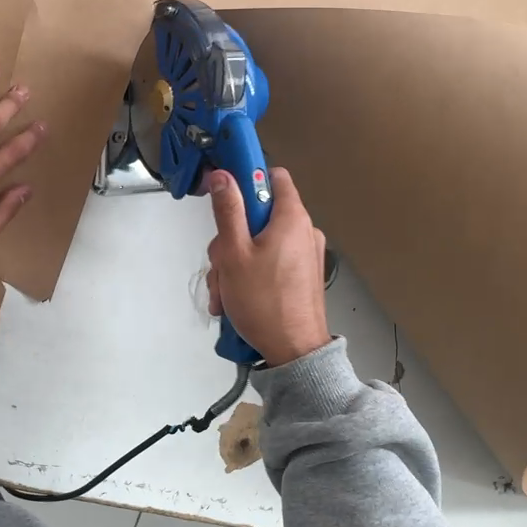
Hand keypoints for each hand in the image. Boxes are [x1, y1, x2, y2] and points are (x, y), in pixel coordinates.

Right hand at [205, 167, 331, 366]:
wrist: (294, 351)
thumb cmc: (262, 300)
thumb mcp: (234, 253)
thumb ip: (227, 211)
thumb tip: (222, 175)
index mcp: (291, 218)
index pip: (273, 177)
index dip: (246, 180)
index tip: (223, 195)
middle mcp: (304, 231)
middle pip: (258, 217)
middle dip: (230, 239)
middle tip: (220, 266)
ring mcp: (305, 255)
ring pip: (259, 243)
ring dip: (234, 264)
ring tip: (224, 293)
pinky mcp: (302, 277)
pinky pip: (270, 263)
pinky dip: (250, 277)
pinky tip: (235, 300)